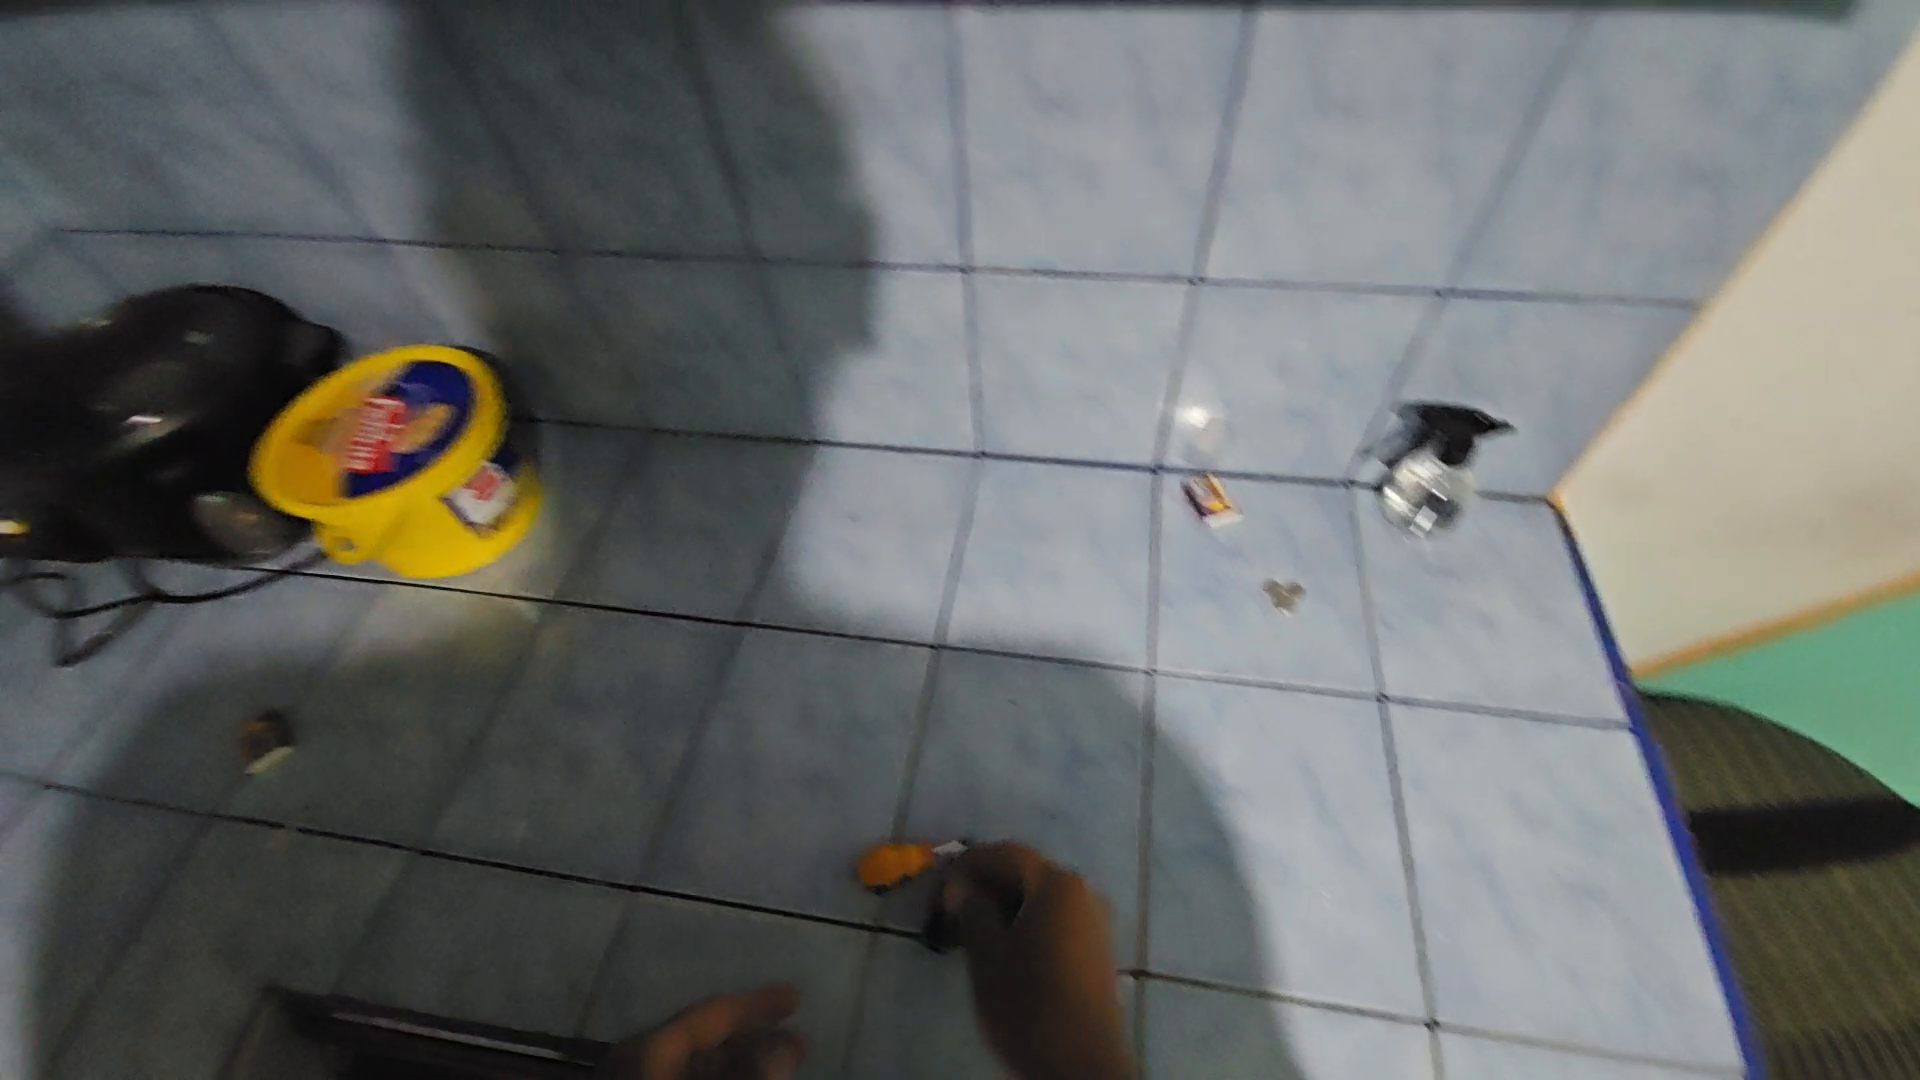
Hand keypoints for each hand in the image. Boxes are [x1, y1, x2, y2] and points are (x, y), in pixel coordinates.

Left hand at [597, 984, 807, 1079]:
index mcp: (646, 1053)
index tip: (800, 998)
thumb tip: (782, 1047)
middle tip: (801, 1045)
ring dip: (739, 1071)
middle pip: (705, 1045)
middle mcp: (635, 1068)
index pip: (711, 1014)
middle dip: (754, 1043)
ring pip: (696, 1074)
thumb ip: (749, 1075)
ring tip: (780, 1073)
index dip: (758, 1004)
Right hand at [943, 842, 1134, 1079]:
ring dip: (1008, 904)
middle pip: (1029, 873)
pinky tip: (1005, 944)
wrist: (1080, 1067)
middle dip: (990, 883)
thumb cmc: (1028, 1002)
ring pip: (1042, 898)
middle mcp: (1083, 892)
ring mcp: (1095, 921)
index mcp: (1058, 883)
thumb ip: (972, 910)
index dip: (972, 862)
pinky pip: (1056, 919)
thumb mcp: (987, 954)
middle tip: (955, 904)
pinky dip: (1028, 922)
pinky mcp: (1097, 950)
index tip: (944, 879)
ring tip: (975, 926)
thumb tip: (962, 887)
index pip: (1009, 854)